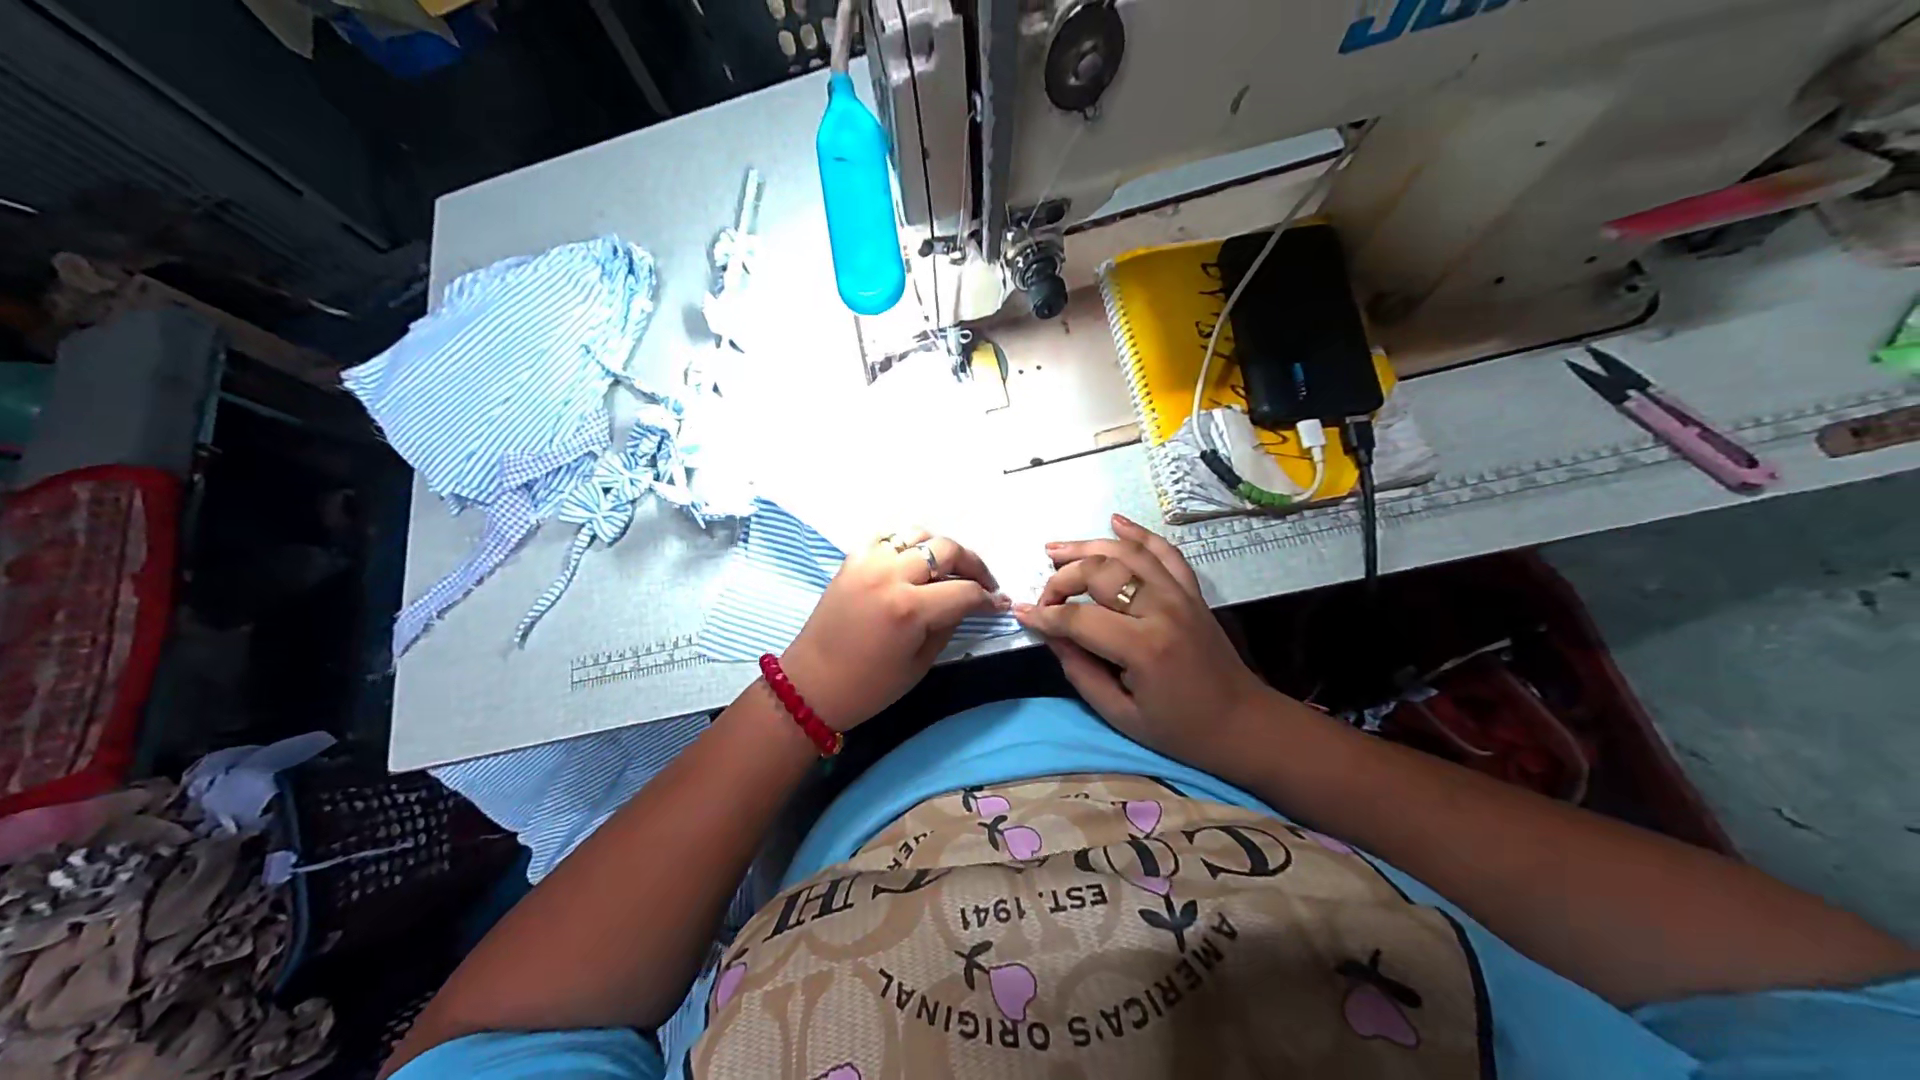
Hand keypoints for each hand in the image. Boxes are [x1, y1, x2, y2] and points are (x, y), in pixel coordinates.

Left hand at [780, 530, 1008, 730]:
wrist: (811, 685)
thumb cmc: (869, 686)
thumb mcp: (920, 663)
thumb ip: (948, 624)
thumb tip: (969, 603)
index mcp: (909, 608)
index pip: (964, 590)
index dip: (988, 598)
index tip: (999, 603)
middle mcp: (890, 575)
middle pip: (946, 550)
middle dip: (973, 565)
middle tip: (983, 582)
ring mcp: (867, 562)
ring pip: (918, 534)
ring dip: (940, 549)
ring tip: (949, 568)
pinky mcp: (851, 560)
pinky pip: (886, 537)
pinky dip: (905, 544)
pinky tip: (913, 560)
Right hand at [1014, 513, 1276, 772]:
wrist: (1242, 723)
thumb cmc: (1178, 729)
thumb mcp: (1119, 714)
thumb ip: (1079, 671)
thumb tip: (1049, 634)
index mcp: (1143, 647)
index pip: (1079, 618)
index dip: (1045, 616)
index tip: (1023, 615)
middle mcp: (1162, 610)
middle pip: (1100, 573)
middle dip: (1062, 579)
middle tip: (1043, 596)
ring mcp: (1181, 595)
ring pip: (1127, 554)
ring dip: (1088, 546)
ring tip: (1055, 549)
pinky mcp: (1192, 591)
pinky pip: (1164, 551)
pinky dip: (1139, 533)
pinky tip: (1115, 522)